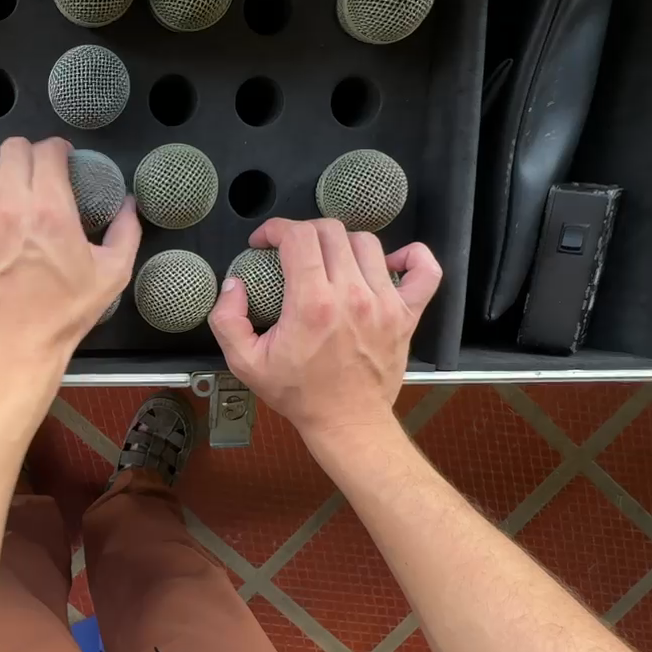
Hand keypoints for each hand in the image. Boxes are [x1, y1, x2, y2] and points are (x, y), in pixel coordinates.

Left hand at [0, 137, 139, 368]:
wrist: (15, 346)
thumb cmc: (65, 313)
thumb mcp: (112, 274)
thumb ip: (126, 231)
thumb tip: (129, 205)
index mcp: (49, 210)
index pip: (46, 151)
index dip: (59, 148)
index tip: (67, 158)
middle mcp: (10, 209)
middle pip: (11, 149)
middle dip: (31, 152)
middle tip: (45, 170)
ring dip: (9, 176)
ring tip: (24, 195)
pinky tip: (9, 229)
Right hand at [208, 218, 441, 432]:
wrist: (346, 422)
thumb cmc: (297, 393)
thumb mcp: (245, 363)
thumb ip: (227, 320)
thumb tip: (234, 284)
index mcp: (312, 304)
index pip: (299, 237)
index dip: (275, 229)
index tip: (264, 242)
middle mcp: (352, 296)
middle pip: (331, 231)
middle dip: (303, 232)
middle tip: (290, 252)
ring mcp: (385, 303)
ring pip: (367, 243)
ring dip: (341, 243)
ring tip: (327, 261)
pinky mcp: (408, 313)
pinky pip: (424, 269)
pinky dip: (409, 257)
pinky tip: (386, 263)